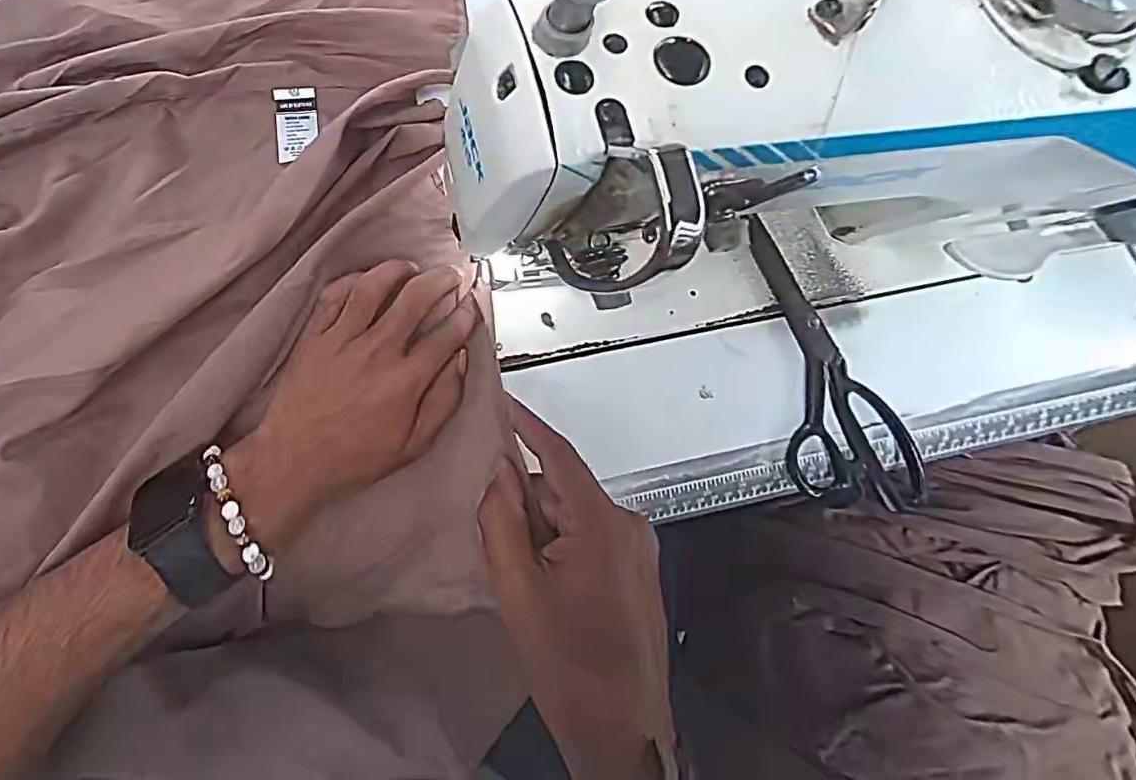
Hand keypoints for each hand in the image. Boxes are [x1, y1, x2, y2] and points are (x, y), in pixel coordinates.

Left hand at [218, 261, 477, 561]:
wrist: (293, 460)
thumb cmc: (352, 457)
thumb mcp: (412, 445)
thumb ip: (443, 401)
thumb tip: (460, 362)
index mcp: (404, 381)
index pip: (445, 334)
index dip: (464, 314)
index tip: (470, 305)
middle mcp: (376, 352)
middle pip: (415, 298)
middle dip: (440, 280)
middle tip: (449, 276)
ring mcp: (341, 340)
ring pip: (373, 287)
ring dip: (396, 270)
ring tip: (409, 269)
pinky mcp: (314, 336)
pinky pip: (335, 296)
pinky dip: (353, 280)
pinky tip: (366, 280)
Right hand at [479, 400, 677, 779]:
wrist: (621, 734)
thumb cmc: (572, 667)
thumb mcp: (517, 587)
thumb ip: (501, 519)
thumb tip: (497, 473)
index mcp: (602, 525)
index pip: (558, 455)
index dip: (527, 425)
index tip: (504, 402)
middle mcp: (629, 527)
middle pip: (562, 489)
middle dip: (528, 504)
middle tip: (503, 544)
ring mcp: (638, 550)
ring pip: (573, 514)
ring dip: (544, 530)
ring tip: (529, 581)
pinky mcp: (638, 568)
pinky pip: (590, 534)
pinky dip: (562, 544)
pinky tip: (549, 587)